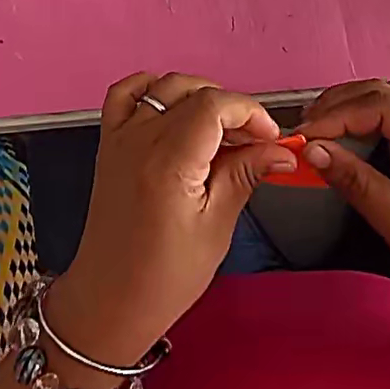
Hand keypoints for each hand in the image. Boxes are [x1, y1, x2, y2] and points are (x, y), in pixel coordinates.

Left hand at [50, 72, 294, 369]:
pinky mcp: (109, 143)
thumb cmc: (163, 277)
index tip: (271, 137)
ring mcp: (120, 138)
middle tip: (253, 140)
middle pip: (195, 91)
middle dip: (232, 107)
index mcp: (169, 162)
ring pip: (166, 86)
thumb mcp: (217, 228)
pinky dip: (151, 88)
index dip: (250, 112)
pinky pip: (125, 93)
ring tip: (220, 130)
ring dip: (200, 96)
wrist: (108, 302)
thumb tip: (281, 151)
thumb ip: (246, 174)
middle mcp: (141, 140)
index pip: (215, 105)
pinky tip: (174, 108)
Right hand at [296, 80, 389, 341]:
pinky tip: (340, 148)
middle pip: (382, 99)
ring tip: (312, 136)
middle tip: (300, 132)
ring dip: (347, 119)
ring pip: (385, 113)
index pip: (380, 105)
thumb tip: (313, 151)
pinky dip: (361, 137)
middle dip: (337, 108)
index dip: (336, 114)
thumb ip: (358, 183)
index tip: (301, 135)